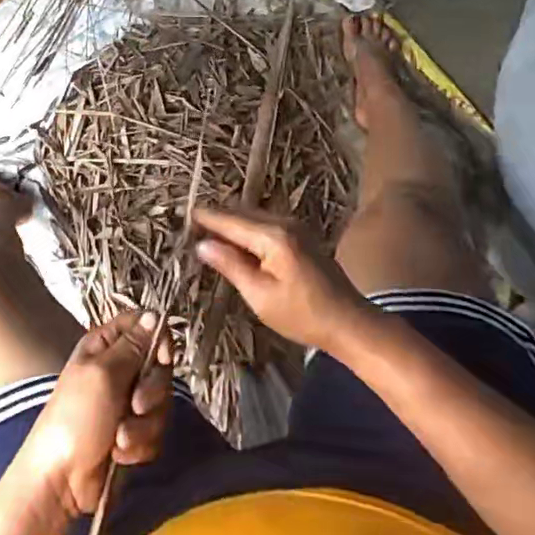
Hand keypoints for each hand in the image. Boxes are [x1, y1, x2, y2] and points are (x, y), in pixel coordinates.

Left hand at [17, 310, 173, 517]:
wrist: (61, 481)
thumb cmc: (76, 417)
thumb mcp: (103, 375)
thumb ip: (133, 345)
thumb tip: (155, 314)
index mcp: (105, 345)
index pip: (143, 324)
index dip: (158, 337)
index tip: (162, 358)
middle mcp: (119, 368)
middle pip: (158, 366)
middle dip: (151, 391)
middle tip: (134, 406)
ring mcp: (127, 402)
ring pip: (160, 403)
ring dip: (143, 426)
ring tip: (119, 439)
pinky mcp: (134, 433)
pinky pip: (155, 432)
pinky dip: (140, 445)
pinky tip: (120, 454)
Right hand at [193, 206, 372, 352]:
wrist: (350, 323)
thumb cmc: (302, 315)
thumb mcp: (260, 296)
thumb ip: (231, 266)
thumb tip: (202, 245)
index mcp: (273, 236)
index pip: (231, 221)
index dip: (207, 218)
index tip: (185, 212)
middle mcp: (284, 223)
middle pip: (242, 214)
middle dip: (218, 218)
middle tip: (192, 223)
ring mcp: (296, 227)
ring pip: (254, 217)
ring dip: (233, 223)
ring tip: (209, 230)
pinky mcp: (301, 236)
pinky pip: (266, 224)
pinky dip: (248, 229)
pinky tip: (238, 240)